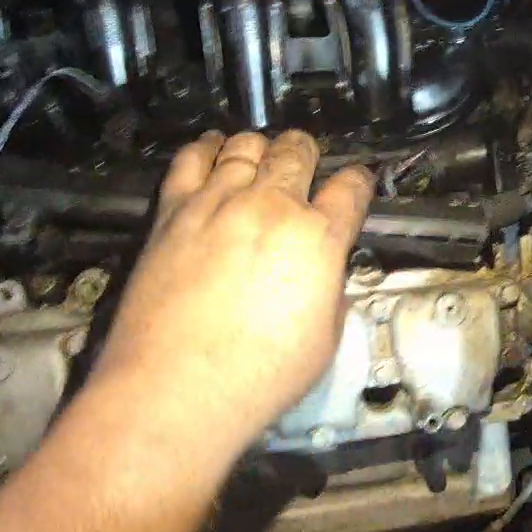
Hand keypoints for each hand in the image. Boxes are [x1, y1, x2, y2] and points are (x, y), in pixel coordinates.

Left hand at [88, 131, 373, 464]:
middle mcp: (272, 207)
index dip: (357, 182)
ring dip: (261, 147)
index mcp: (319, 238)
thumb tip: (323, 278)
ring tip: (261, 153)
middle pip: (297, 152)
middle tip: (305, 161)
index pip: (350, 189)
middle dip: (307, 153)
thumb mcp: (325, 341)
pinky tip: (212, 147)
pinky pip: (191, 159)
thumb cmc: (258, 375)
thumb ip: (330, 294)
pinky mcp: (173, 212)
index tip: (355, 185)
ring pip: (245, 146)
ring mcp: (218, 203)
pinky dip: (207, 147)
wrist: (179, 385)